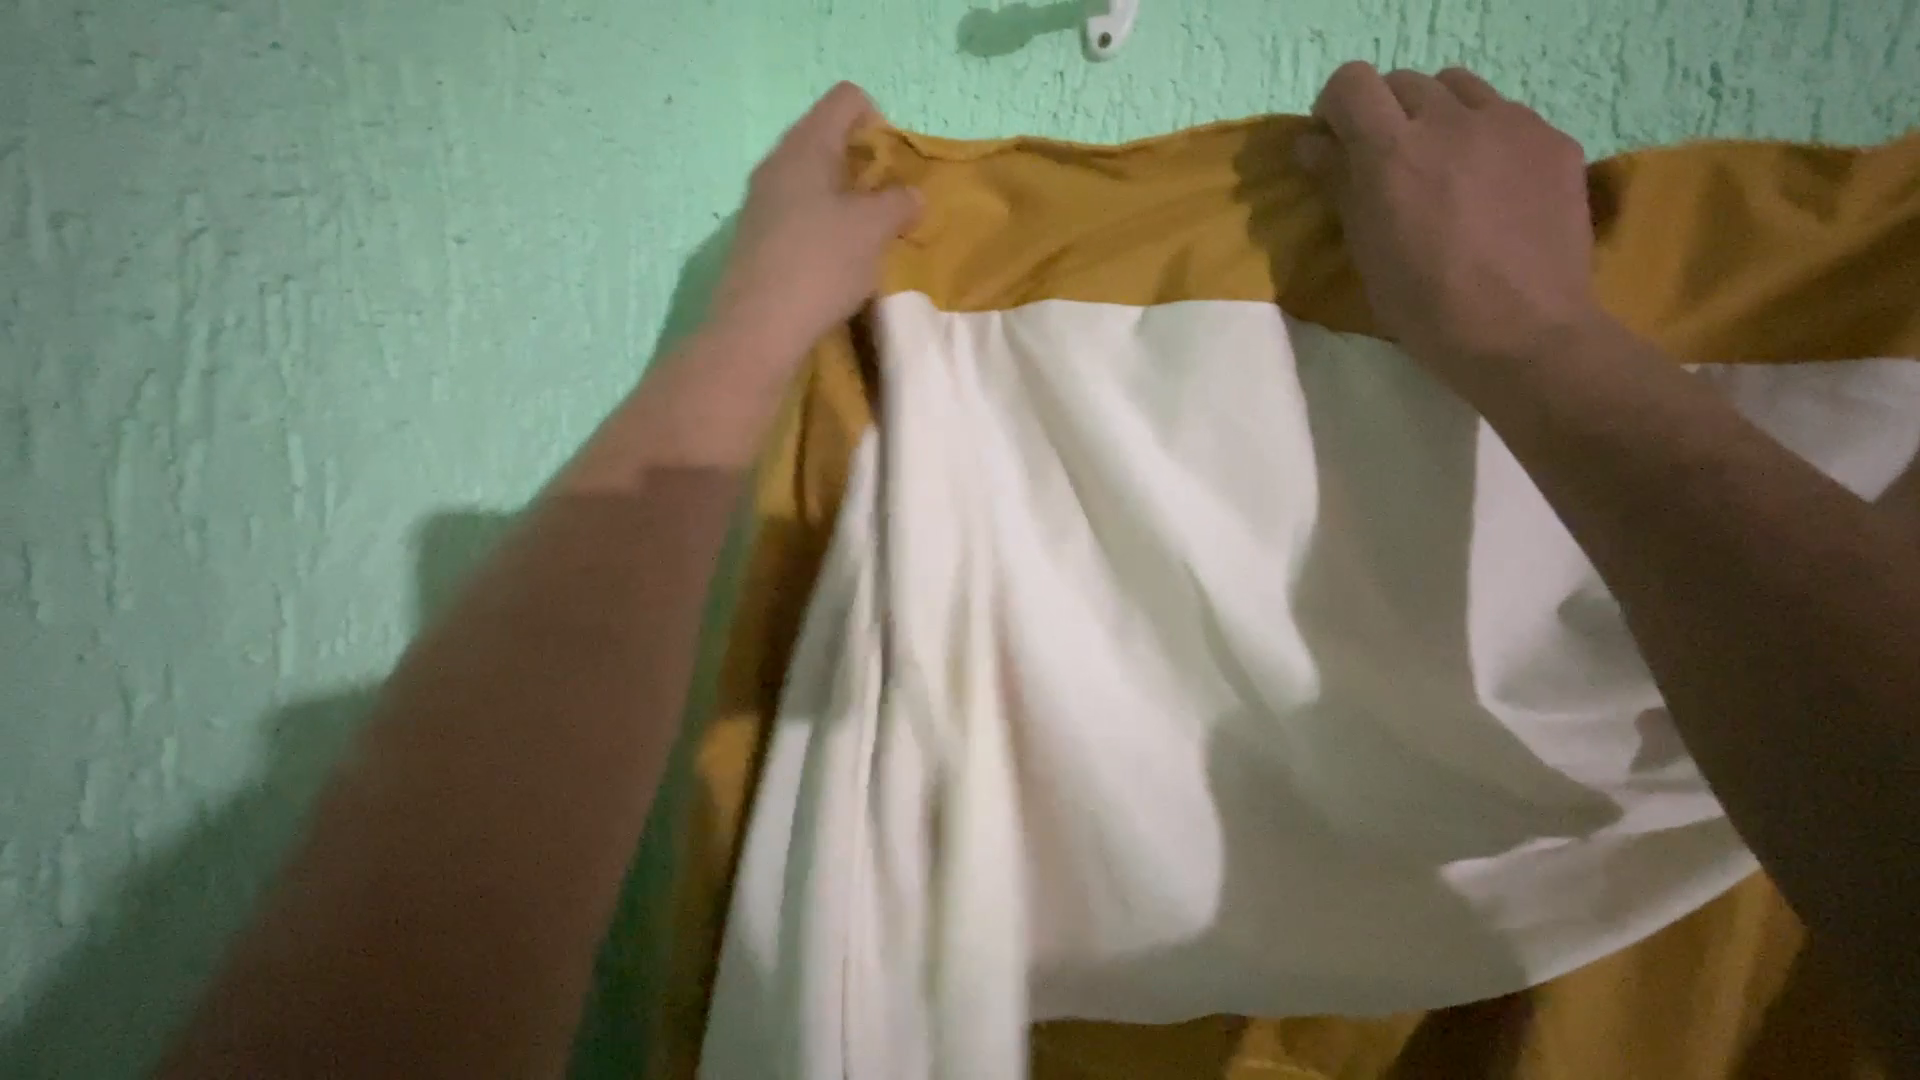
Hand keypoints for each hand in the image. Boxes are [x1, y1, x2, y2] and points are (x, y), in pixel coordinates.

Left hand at [710, 82, 921, 355]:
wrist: (759, 327)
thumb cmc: (821, 264)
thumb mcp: (874, 230)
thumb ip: (899, 204)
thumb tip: (910, 197)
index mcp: (806, 144)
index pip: (847, 99)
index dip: (880, 124)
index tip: (895, 172)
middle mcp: (778, 161)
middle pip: (829, 139)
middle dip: (866, 170)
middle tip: (887, 211)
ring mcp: (762, 200)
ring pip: (814, 181)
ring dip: (846, 203)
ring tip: (865, 243)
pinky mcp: (757, 237)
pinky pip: (799, 214)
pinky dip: (824, 228)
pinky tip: (835, 265)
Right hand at [1294, 63, 1606, 375]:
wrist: (1521, 330)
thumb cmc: (1423, 305)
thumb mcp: (1365, 250)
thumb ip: (1340, 186)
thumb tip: (1313, 145)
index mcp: (1391, 153)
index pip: (1352, 83)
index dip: (1336, 107)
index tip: (1336, 144)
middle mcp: (1449, 120)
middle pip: (1403, 81)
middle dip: (1384, 114)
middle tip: (1384, 164)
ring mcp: (1508, 123)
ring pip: (1457, 87)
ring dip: (1434, 115)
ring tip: (1438, 166)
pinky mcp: (1551, 138)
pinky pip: (1505, 114)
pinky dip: (1483, 136)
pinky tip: (1487, 187)